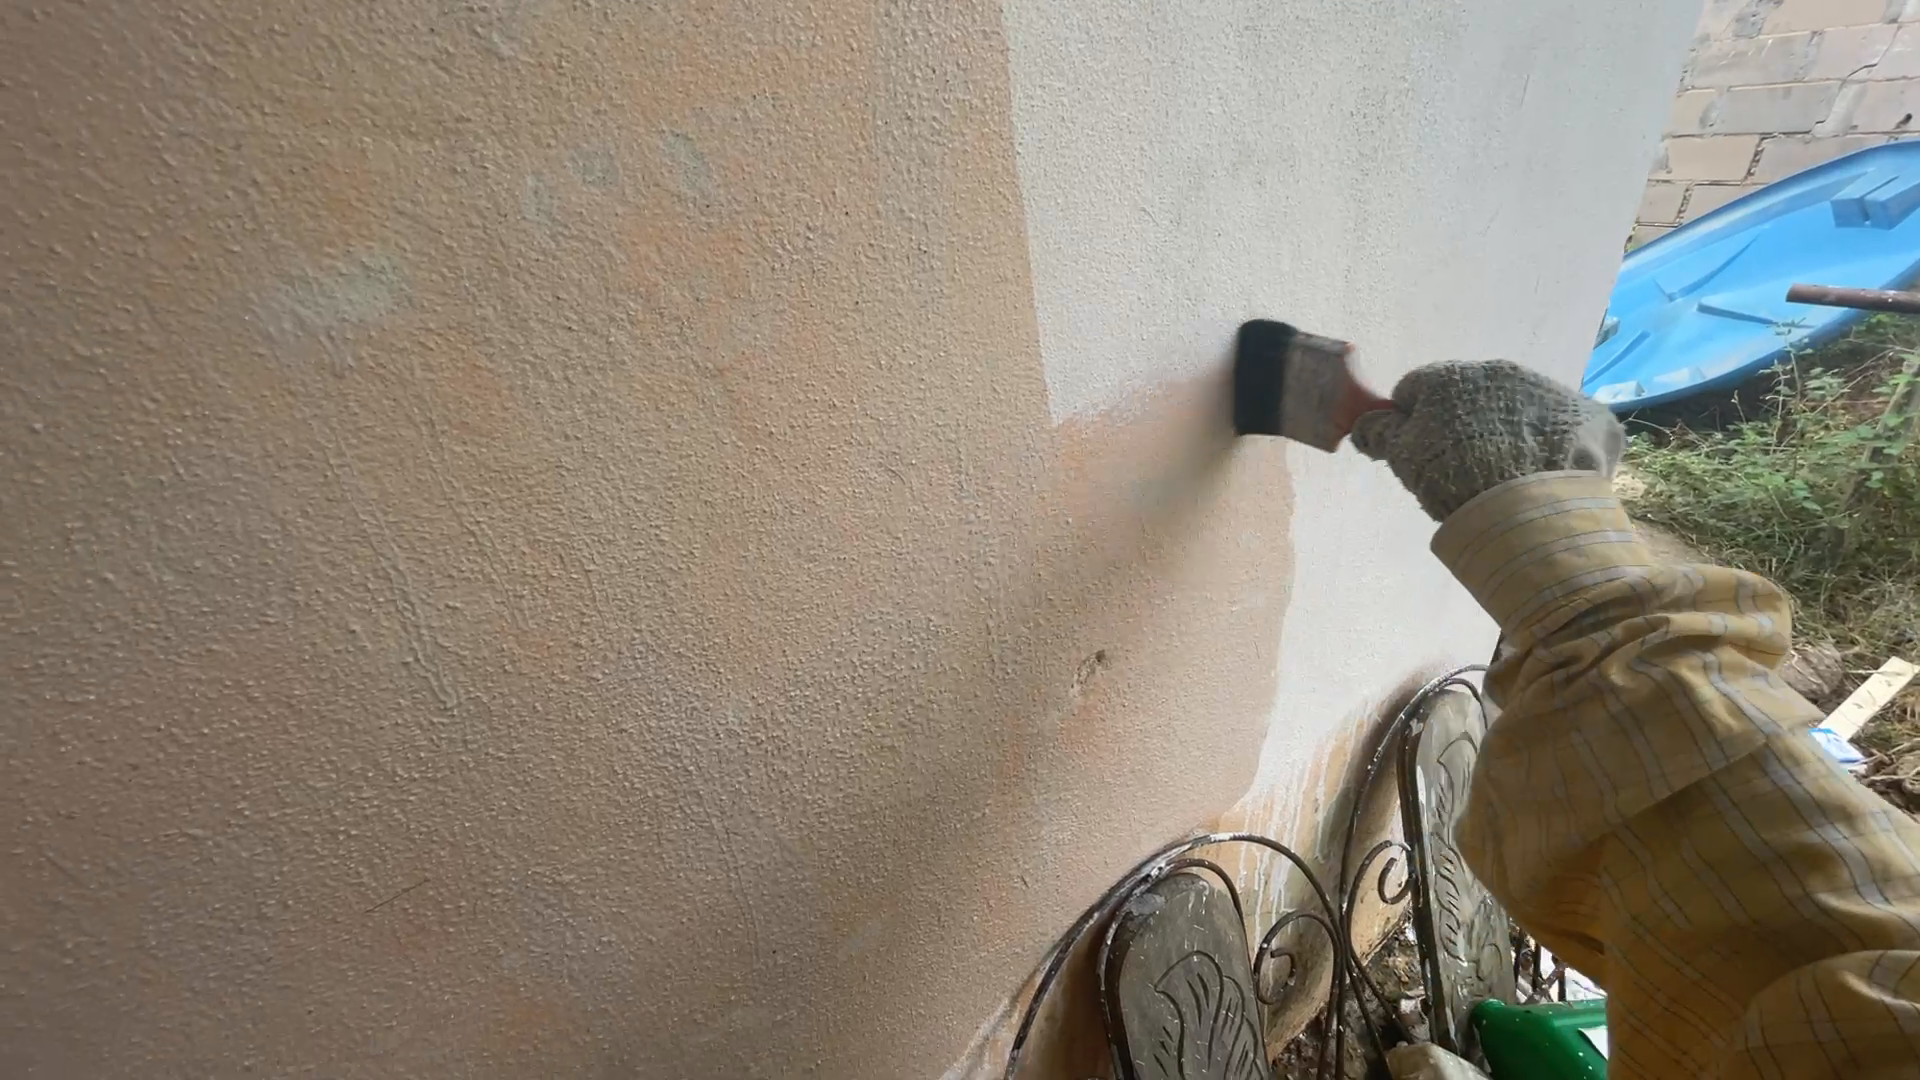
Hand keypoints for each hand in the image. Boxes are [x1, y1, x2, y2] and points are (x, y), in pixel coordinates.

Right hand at [1349, 360, 1623, 520]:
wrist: (1527, 505)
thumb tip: (1366, 422)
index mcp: (1448, 376)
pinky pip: (1560, 428)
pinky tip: (1540, 475)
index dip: (1408, 418)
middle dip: (1461, 420)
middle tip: (1458, 463)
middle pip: (1470, 395)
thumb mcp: (1400, 457)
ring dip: (1507, 430)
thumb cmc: (1450, 475)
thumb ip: (1378, 432)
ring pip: (1517, 408)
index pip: (1415, 388)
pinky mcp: (1592, 417)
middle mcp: (1501, 371)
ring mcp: (1552, 391)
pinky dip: (1550, 446)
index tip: (1412, 447)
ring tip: (1503, 473)